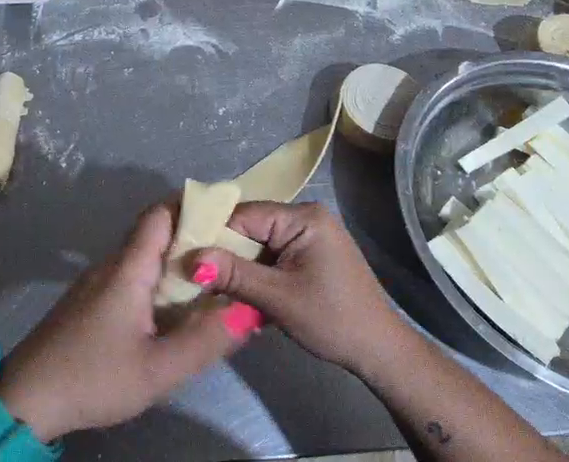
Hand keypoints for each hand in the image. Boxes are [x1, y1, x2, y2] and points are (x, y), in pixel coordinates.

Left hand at [0, 203, 256, 439]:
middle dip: (193, 239)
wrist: (26, 398)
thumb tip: (248, 309)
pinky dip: (156, 282)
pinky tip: (173, 309)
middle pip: (154, 235)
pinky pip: (129, 277)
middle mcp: (110, 266)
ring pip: (142, 259)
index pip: (160, 216)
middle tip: (232, 256)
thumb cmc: (94, 377)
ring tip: (213, 282)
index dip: (192, 208)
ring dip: (175, 264)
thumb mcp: (159, 370)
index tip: (227, 217)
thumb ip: (205, 341)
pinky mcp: (88, 303)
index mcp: (128, 269)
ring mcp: (96, 283)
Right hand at [187, 200, 407, 374]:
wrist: (380, 352)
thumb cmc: (332, 320)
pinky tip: (244, 294)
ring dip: (241, 268)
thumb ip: (234, 274)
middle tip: (198, 278)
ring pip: (259, 244)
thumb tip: (190, 259)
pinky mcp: (311, 255)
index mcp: (303, 217)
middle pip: (250, 228)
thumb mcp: (278, 298)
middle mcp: (306, 217)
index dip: (214, 236)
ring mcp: (310, 236)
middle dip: (227, 254)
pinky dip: (258, 274)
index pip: (244, 216)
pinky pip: (272, 255)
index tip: (187, 258)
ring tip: (216, 289)